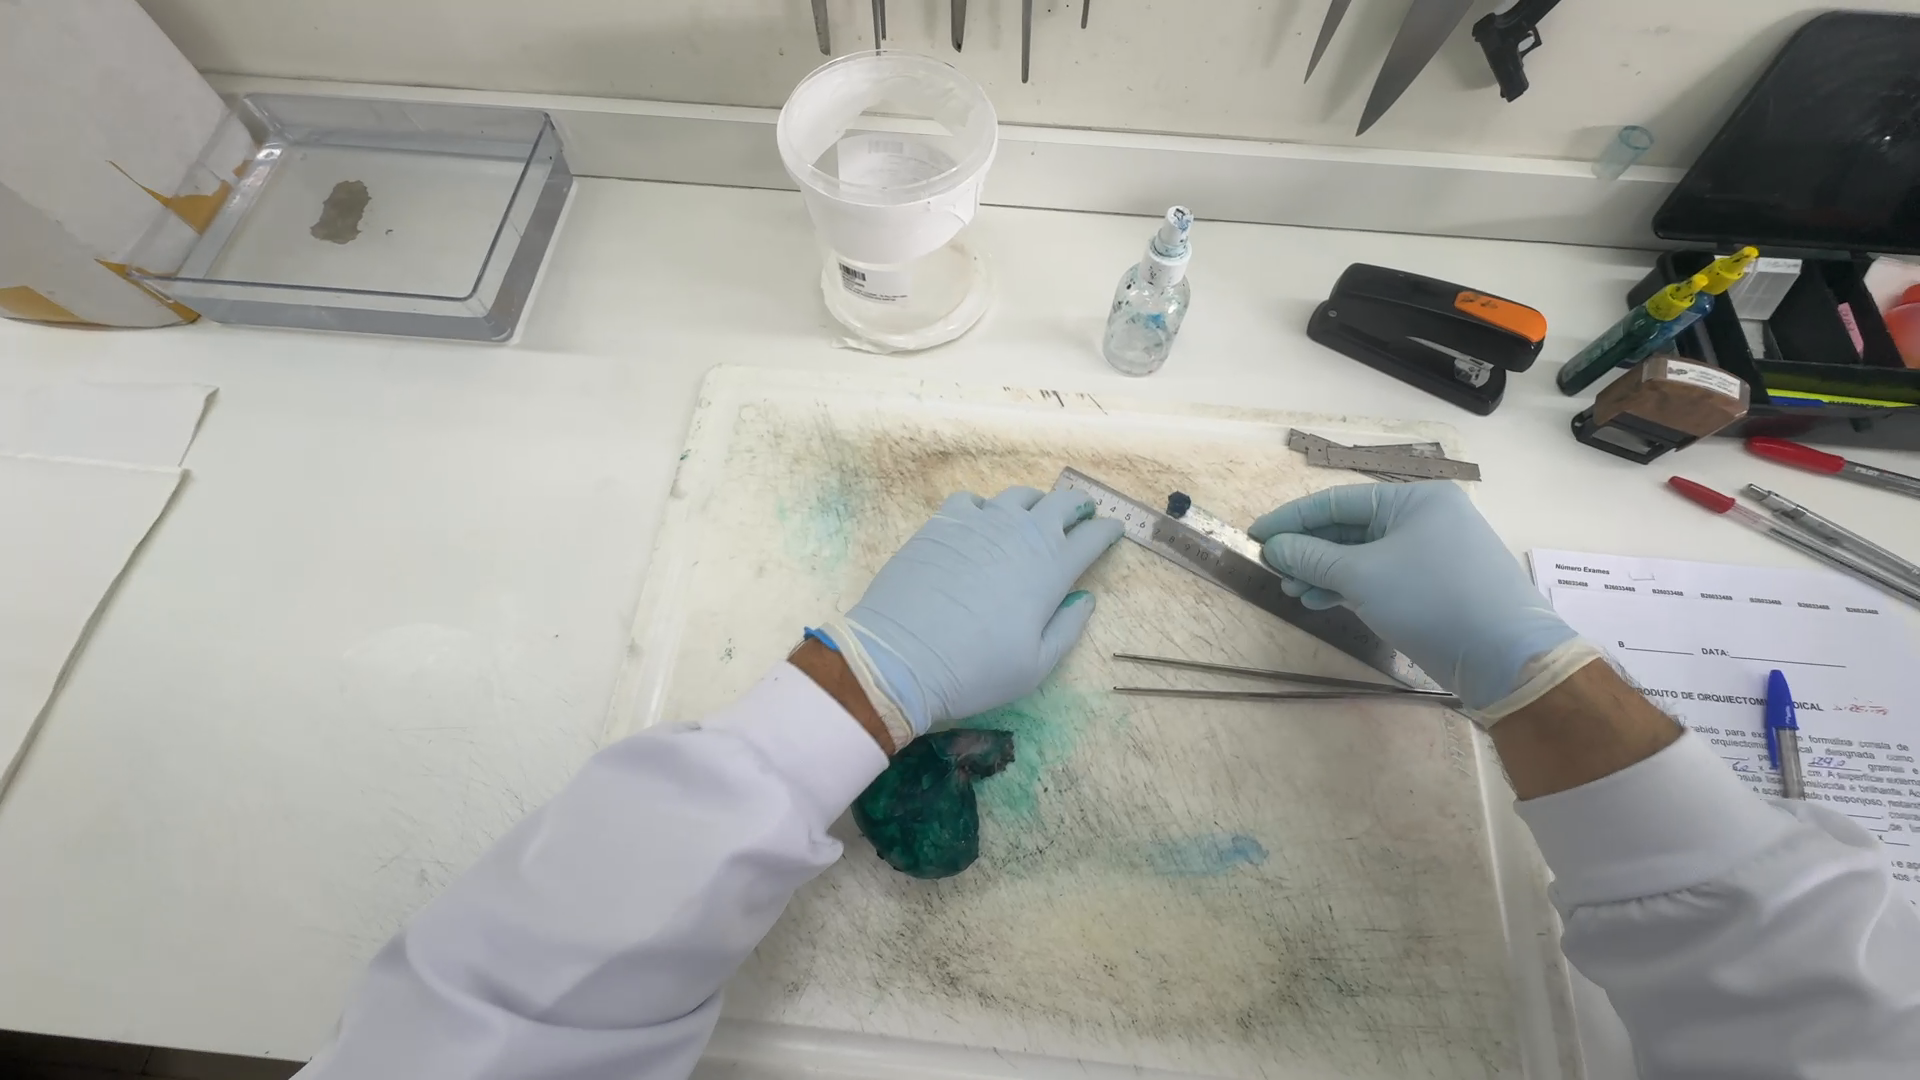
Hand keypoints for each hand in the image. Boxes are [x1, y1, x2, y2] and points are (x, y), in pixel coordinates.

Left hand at [826, 487, 1123, 745]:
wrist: (902, 655)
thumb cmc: (976, 669)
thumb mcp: (1036, 666)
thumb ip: (1067, 628)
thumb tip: (1085, 598)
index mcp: (1051, 568)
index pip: (1092, 537)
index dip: (1107, 531)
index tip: (1113, 530)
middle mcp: (1021, 534)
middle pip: (1061, 503)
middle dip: (1077, 505)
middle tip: (1081, 512)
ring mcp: (980, 521)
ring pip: (1018, 495)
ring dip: (1034, 502)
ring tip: (1033, 513)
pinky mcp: (943, 521)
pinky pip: (972, 500)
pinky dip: (984, 506)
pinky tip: (979, 521)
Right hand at [1248, 482, 1583, 715]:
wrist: (1507, 660)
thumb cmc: (1431, 600)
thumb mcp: (1361, 576)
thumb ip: (1310, 557)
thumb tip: (1273, 547)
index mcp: (1413, 500)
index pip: (1335, 501)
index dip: (1290, 519)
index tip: (1254, 535)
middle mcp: (1423, 518)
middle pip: (1347, 527)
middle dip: (1306, 551)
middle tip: (1273, 570)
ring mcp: (1429, 553)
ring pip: (1359, 555)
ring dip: (1321, 572)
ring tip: (1292, 592)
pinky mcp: (1430, 585)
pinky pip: (1376, 575)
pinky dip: (1345, 586)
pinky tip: (1319, 601)